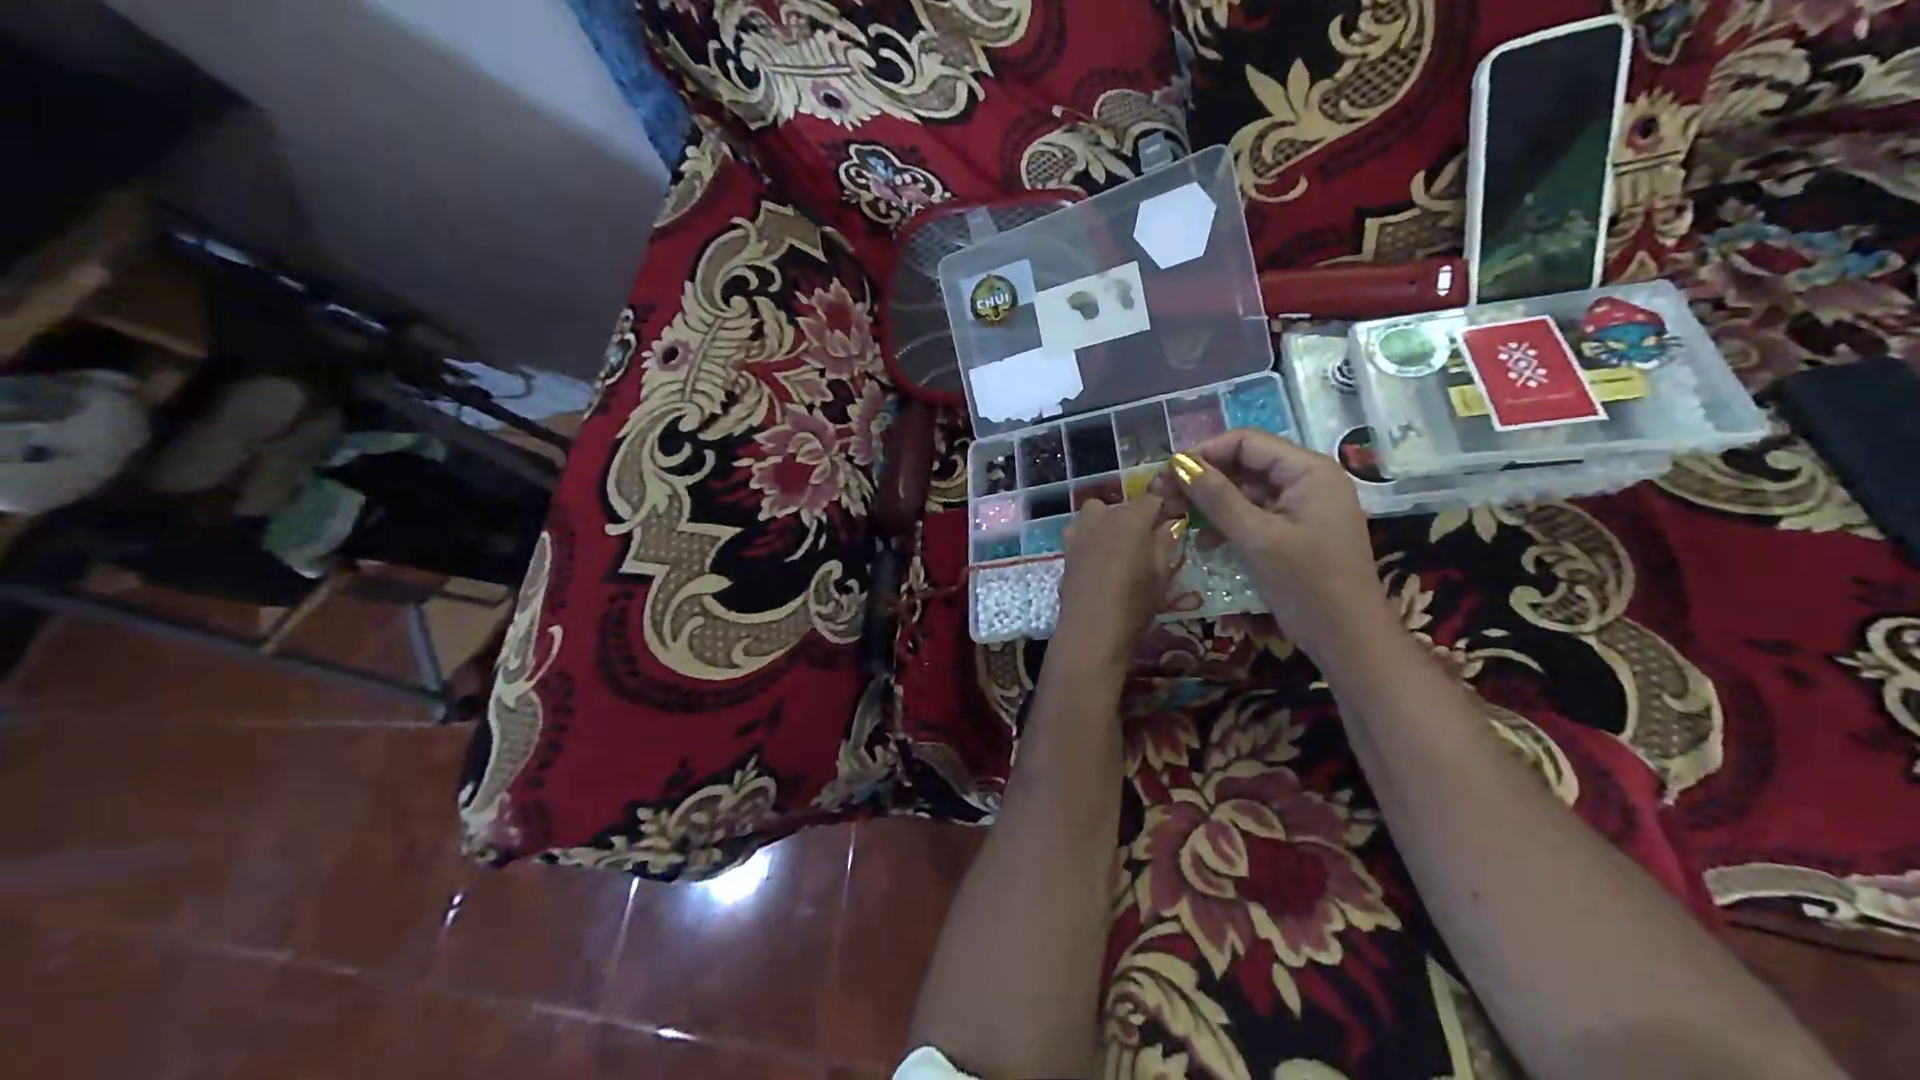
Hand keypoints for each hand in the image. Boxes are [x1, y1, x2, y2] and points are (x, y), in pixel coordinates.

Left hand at [1056, 495, 1181, 666]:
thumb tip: (1167, 525)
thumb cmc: (1134, 603)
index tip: (1170, 523)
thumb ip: (1164, 543)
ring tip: (1118, 550)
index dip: (1163, 510)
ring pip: (1096, 515)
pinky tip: (1099, 563)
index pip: (1152, 499)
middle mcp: (1101, 517)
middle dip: (1133, 517)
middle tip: (1144, 541)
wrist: (1090, 630)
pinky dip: (1091, 539)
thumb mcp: (1160, 574)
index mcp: (1130, 518)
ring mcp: (1078, 531)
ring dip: (1107, 524)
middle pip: (1121, 506)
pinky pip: (1082, 533)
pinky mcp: (1065, 549)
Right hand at [1149, 431, 1393, 659]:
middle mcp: (1308, 479)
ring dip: (1212, 501)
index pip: (1246, 441)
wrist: (1349, 640)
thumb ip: (1217, 497)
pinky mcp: (1296, 530)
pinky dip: (1229, 521)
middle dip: (1204, 478)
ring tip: (1177, 517)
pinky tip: (1206, 540)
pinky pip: (1256, 512)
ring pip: (1247, 489)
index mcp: (1308, 470)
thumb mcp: (1257, 539)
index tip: (1167, 475)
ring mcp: (1304, 505)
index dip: (1203, 453)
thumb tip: (1179, 464)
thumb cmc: (1307, 586)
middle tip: (1165, 497)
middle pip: (1245, 463)